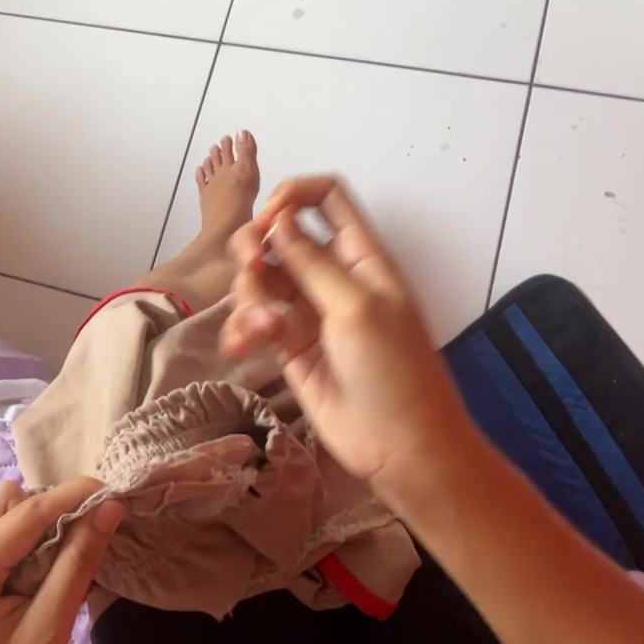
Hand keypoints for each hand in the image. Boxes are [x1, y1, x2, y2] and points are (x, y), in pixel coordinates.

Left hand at [0, 478, 123, 643]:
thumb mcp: (53, 627)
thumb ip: (79, 560)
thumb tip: (109, 507)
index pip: (22, 515)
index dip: (68, 496)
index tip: (109, 486)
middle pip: (2, 503)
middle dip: (47, 509)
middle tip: (85, 531)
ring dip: (32, 523)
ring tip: (62, 556)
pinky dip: (18, 539)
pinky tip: (39, 568)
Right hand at [220, 177, 476, 495]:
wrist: (401, 448)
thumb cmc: (395, 373)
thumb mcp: (357, 308)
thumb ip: (313, 261)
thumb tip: (278, 219)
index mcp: (361, 255)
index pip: (325, 198)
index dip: (293, 196)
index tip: (269, 220)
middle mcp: (331, 275)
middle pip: (279, 234)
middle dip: (255, 246)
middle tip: (250, 270)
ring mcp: (307, 310)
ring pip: (259, 278)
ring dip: (248, 297)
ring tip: (261, 330)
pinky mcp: (287, 344)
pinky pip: (253, 320)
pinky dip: (242, 328)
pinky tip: (242, 349)